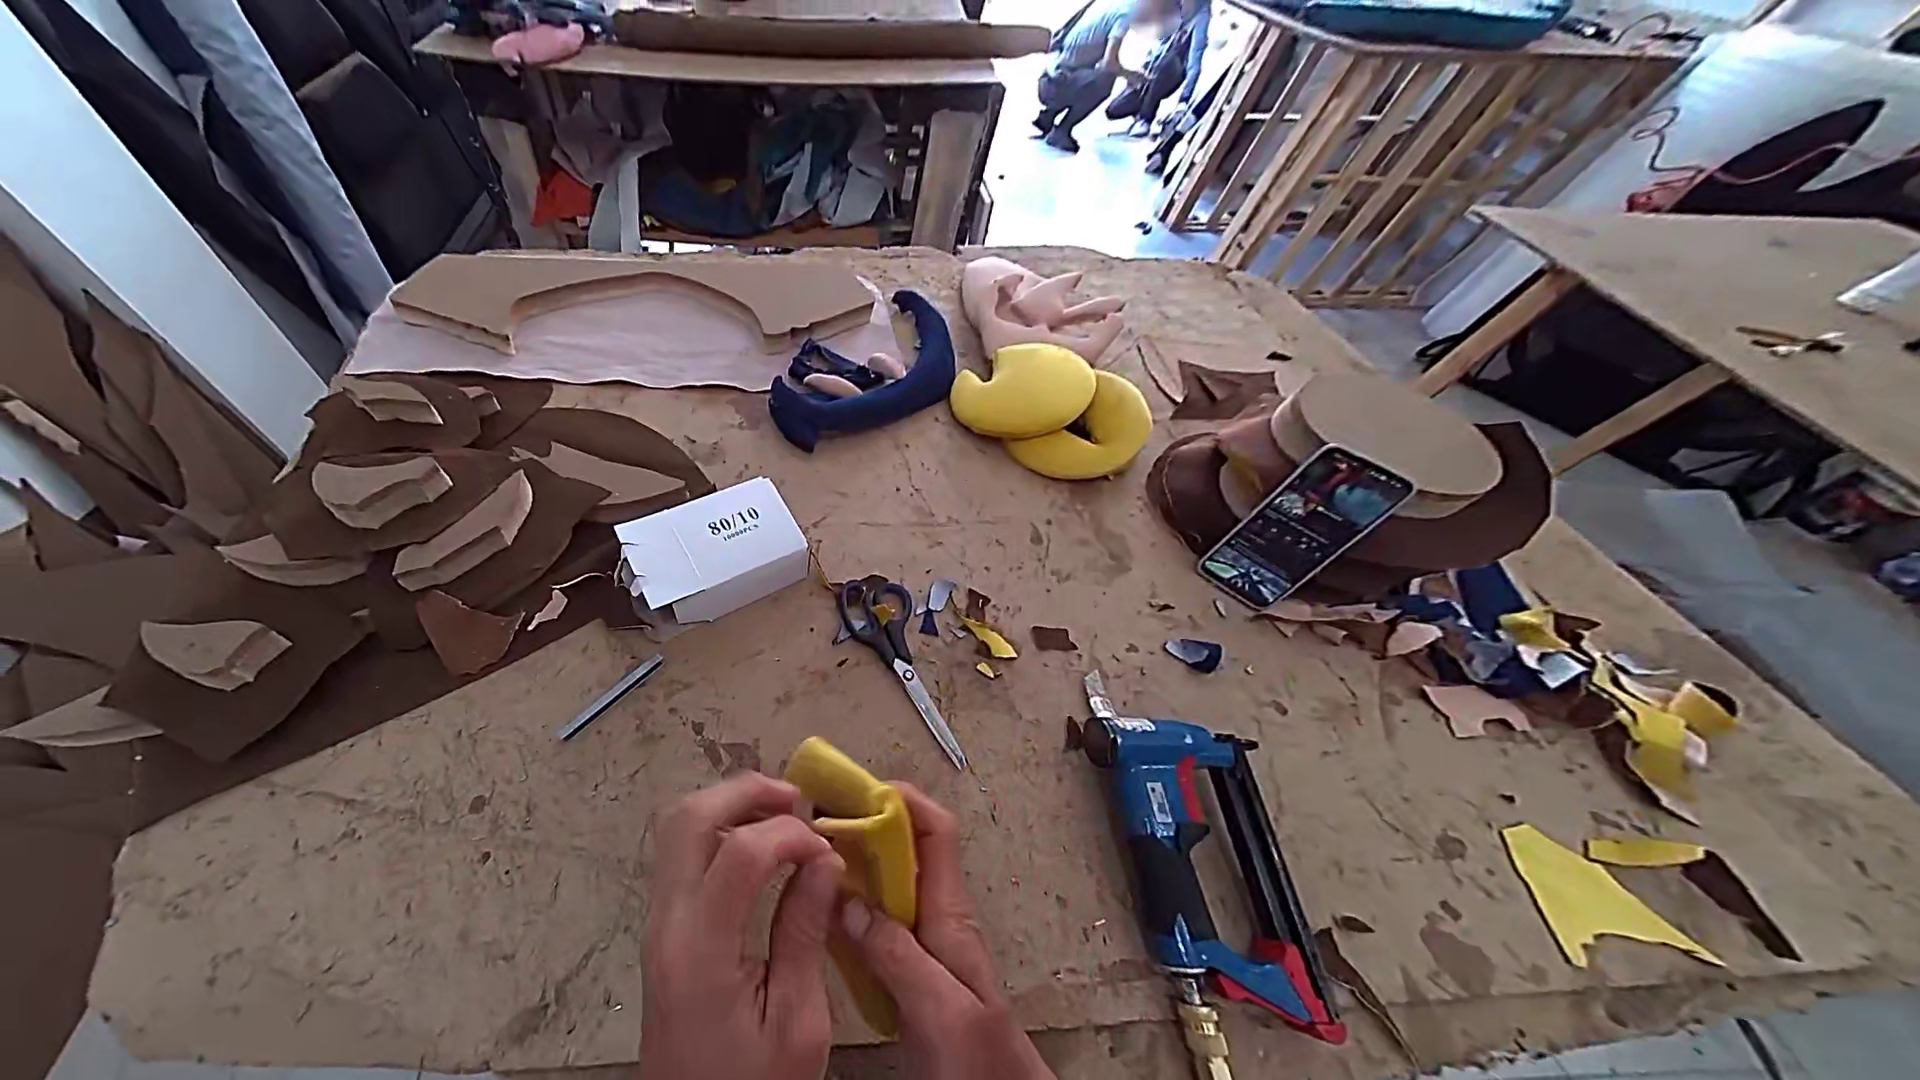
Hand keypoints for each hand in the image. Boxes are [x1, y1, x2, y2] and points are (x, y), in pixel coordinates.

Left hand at [642, 773, 845, 1079]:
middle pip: (689, 818)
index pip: (738, 853)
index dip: (790, 835)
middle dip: (748, 791)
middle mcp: (667, 924)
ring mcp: (658, 922)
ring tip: (785, 815)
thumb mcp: (798, 1025)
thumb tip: (823, 859)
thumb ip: (805, 934)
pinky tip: (762, 842)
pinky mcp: (664, 926)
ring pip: (678, 825)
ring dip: (733, 803)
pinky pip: (683, 850)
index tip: (828, 852)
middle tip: (799, 801)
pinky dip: (723, 826)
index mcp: (700, 952)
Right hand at [837, 784, 1055, 1079]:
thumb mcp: (940, 1008)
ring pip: (889, 884)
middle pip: (908, 850)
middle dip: (870, 825)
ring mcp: (923, 944)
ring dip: (857, 863)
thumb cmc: (980, 1058)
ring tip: (813, 855)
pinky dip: (851, 906)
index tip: (861, 790)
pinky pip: (877, 923)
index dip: (906, 801)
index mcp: (951, 914)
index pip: (937, 832)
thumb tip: (849, 901)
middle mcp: (937, 917)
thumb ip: (898, 955)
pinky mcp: (909, 971)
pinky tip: (822, 912)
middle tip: (821, 820)